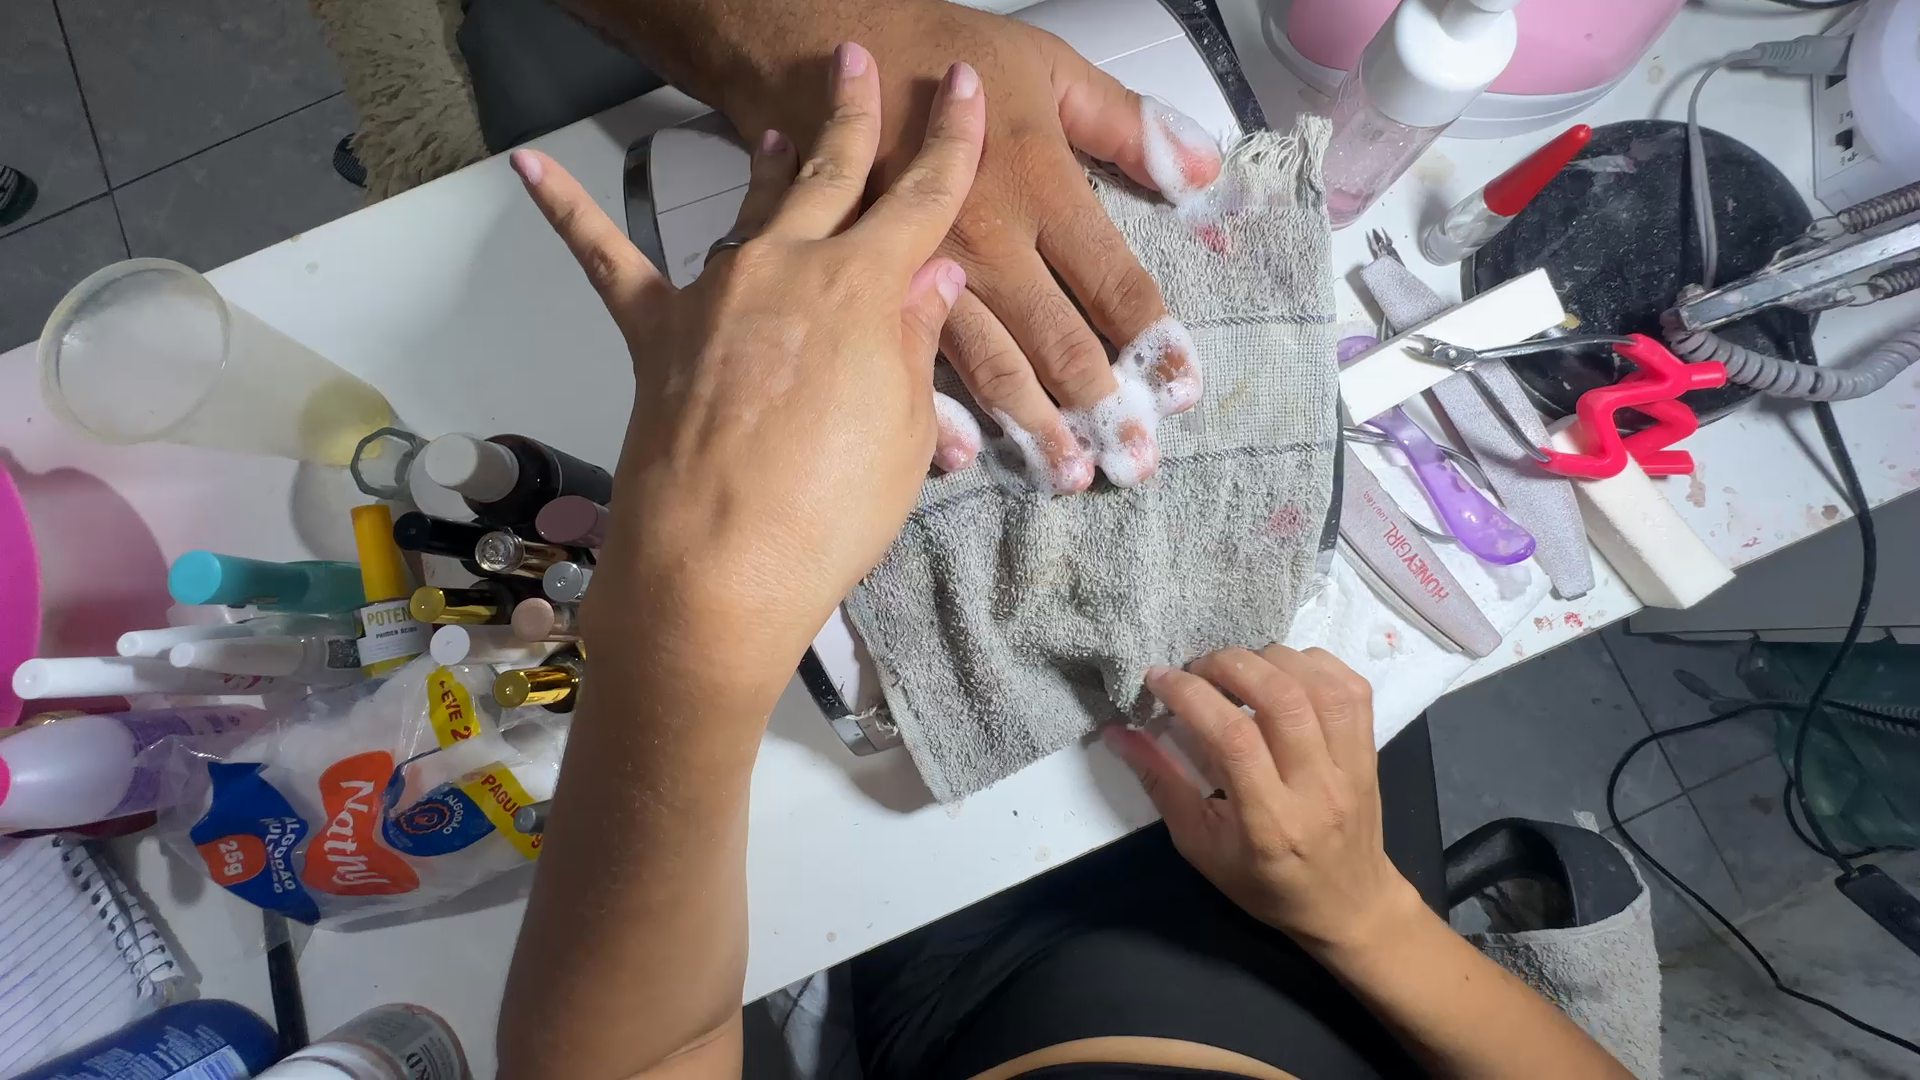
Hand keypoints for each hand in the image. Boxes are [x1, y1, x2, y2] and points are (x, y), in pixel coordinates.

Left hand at [512, 44, 982, 662]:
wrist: (723, 569)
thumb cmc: (834, 510)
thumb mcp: (906, 432)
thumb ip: (916, 342)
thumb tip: (933, 276)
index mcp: (862, 289)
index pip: (922, 198)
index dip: (952, 144)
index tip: (966, 91)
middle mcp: (786, 268)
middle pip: (829, 175)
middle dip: (852, 116)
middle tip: (857, 62)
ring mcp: (714, 295)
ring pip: (746, 208)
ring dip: (765, 165)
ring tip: (774, 133)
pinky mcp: (655, 333)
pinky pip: (609, 260)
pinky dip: (574, 212)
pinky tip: (534, 168)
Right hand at [721, 0, 1221, 492]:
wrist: (827, 57)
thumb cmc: (943, 59)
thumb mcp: (1050, 68)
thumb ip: (1129, 125)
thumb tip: (1202, 175)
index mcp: (1040, 187)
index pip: (1115, 284)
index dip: (1153, 341)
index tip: (1180, 390)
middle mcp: (991, 244)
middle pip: (1059, 343)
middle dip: (1102, 408)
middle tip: (1134, 463)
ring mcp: (933, 276)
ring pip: (993, 367)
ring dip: (1035, 427)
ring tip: (1067, 476)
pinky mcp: (885, 294)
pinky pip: (914, 361)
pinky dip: (937, 411)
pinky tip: (962, 457)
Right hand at [1106, 646, 1427, 953]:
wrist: (1349, 905)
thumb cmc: (1265, 881)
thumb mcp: (1199, 844)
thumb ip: (1160, 782)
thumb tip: (1117, 731)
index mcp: (1270, 822)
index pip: (1234, 739)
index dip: (1191, 695)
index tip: (1158, 678)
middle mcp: (1318, 789)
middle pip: (1282, 700)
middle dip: (1229, 665)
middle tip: (1197, 668)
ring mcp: (1352, 767)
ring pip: (1319, 687)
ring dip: (1269, 659)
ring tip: (1237, 667)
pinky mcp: (1371, 751)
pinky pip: (1350, 687)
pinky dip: (1313, 663)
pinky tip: (1282, 670)